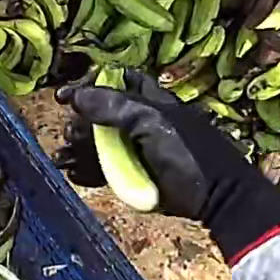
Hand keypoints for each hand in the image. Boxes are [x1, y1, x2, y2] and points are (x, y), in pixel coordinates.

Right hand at [57, 69, 279, 263]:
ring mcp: (138, 151)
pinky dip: (87, 172)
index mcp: (151, 101)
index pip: (117, 82)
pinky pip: (105, 172)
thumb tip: (74, 96)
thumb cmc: (189, 153)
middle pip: (101, 117)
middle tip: (68, 135)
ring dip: (78, 151)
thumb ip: (113, 106)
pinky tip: (74, 174)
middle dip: (80, 124)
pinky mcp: (136, 177)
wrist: (217, 197)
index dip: (92, 85)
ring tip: (62, 159)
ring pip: (100, 146)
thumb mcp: (151, 122)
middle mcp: (142, 123)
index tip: (67, 97)